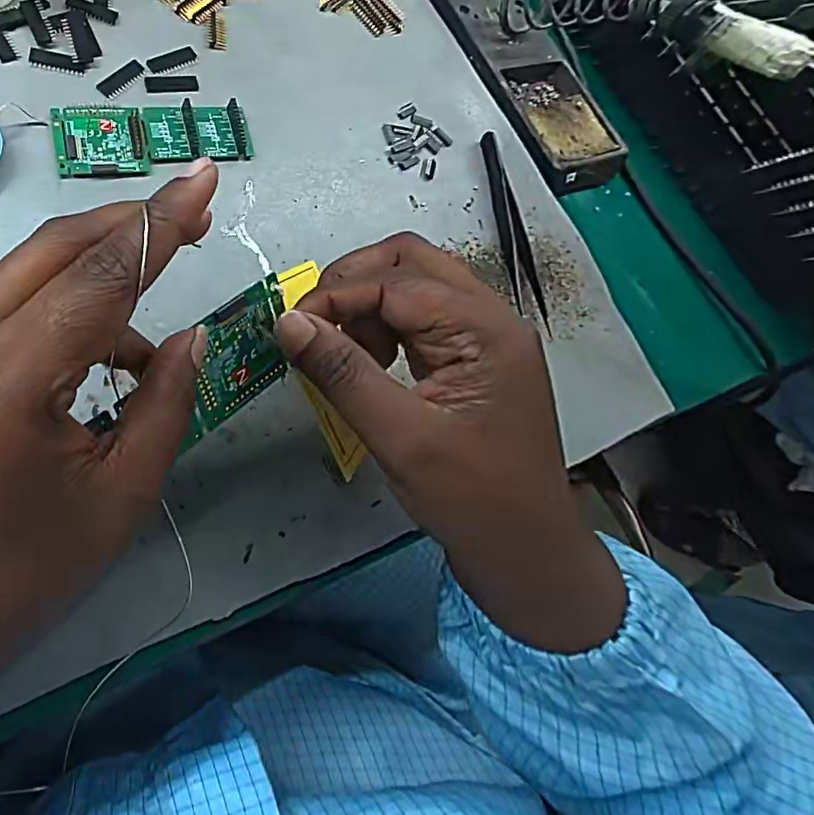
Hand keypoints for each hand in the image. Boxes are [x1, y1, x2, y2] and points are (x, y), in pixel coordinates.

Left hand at [0, 160, 217, 809]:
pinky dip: (69, 302)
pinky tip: (108, 346)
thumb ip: (163, 403)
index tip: (204, 179)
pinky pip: (15, 302)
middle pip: (55, 246)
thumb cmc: (25, 572)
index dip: (160, 224)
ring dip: (99, 259)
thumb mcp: (120, 495)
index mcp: (10, 383)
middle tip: (193, 212)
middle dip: (129, 220)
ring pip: (30, 266)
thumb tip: (190, 339)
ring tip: (157, 294)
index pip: (99, 277)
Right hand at [275, 232, 624, 651]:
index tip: (290, 329)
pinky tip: (366, 362)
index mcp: (483, 329)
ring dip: (365, 304)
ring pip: (411, 284)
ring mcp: (480, 336)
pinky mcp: (468, 358)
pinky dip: (380, 327)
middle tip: (313, 324)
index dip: (334, 296)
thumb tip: (288, 322)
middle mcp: (487, 318)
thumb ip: (342, 372)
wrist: (525, 553)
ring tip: (341, 351)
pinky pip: (416, 318)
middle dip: (351, 282)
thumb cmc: (471, 499)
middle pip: (410, 261)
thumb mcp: (399, 436)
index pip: (394, 282)